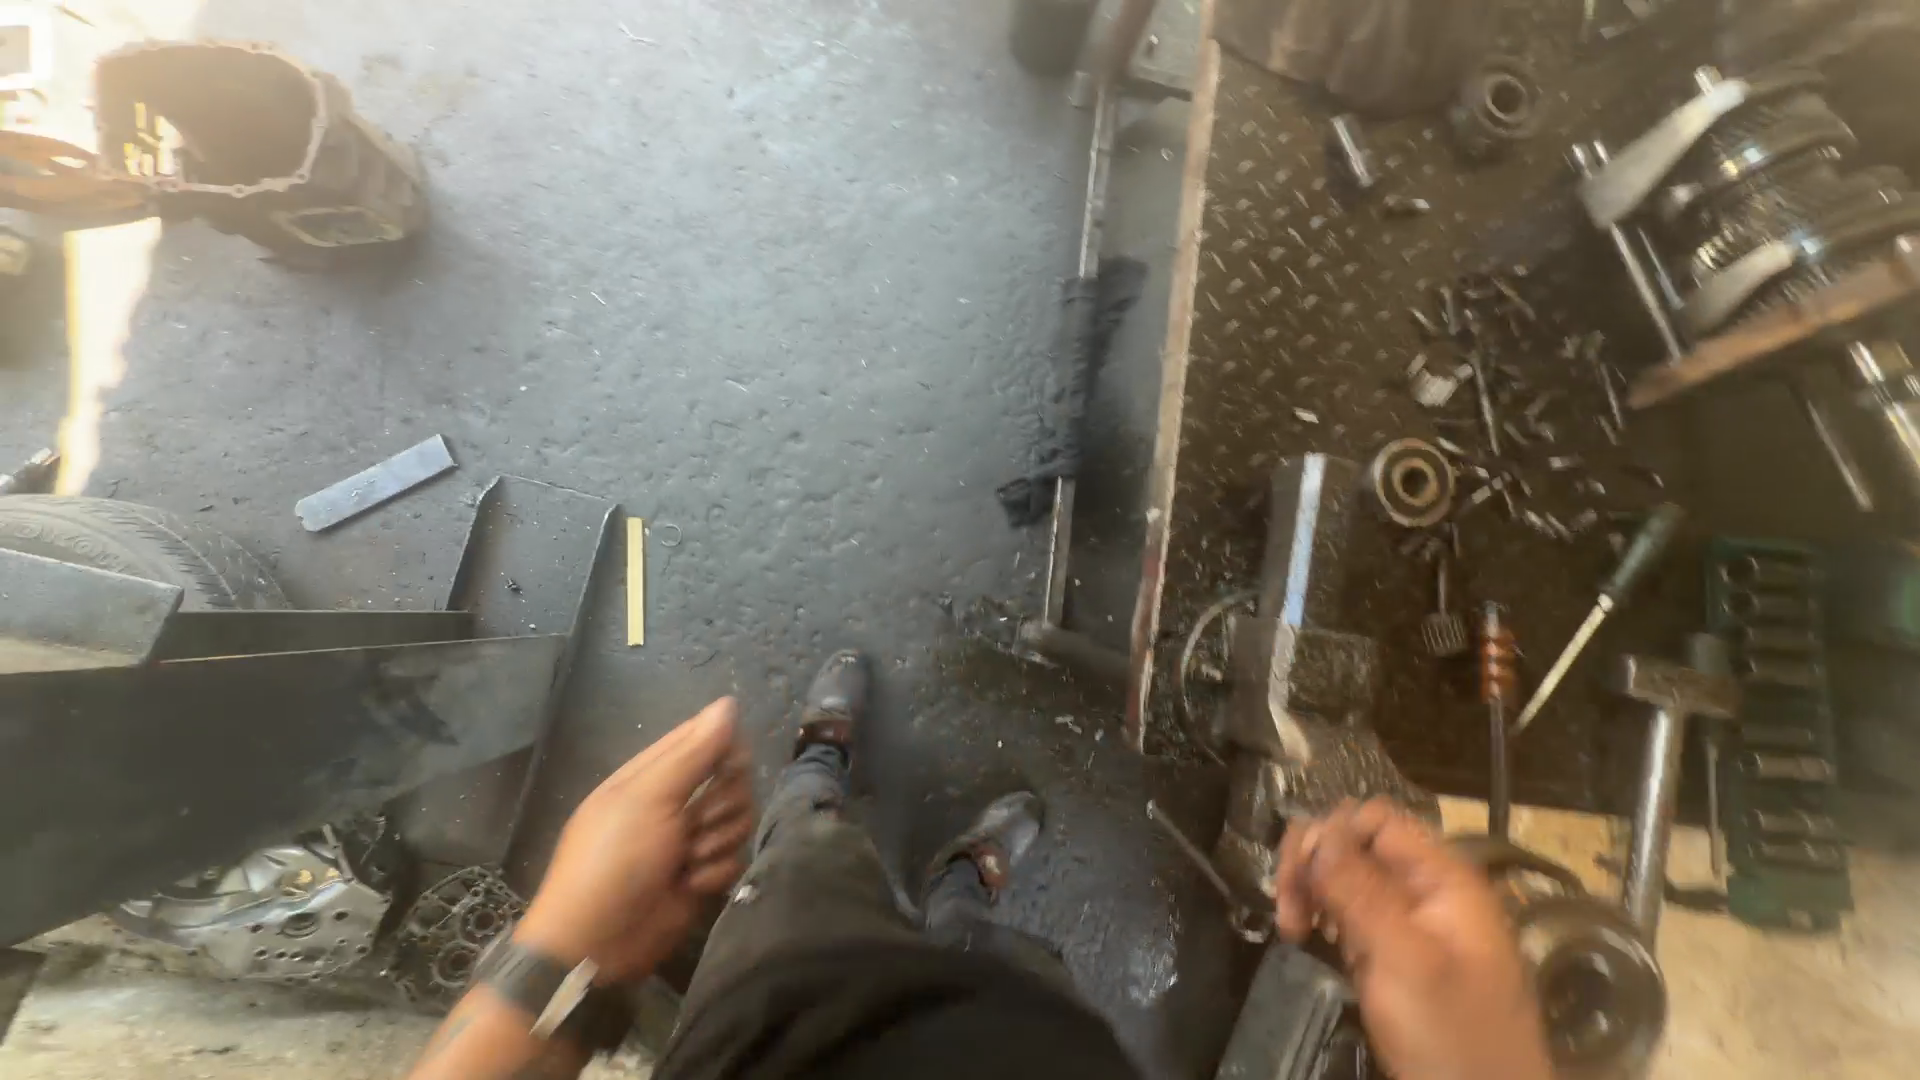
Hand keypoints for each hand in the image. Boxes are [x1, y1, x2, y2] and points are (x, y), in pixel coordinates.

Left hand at [514, 697, 754, 981]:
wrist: (596, 944)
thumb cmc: (614, 861)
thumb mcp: (649, 798)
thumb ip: (694, 752)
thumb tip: (728, 703)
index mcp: (653, 775)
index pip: (702, 738)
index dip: (724, 747)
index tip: (729, 765)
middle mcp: (675, 801)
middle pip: (731, 778)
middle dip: (722, 802)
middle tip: (696, 823)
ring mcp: (689, 839)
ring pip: (738, 818)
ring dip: (718, 839)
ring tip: (688, 860)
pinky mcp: (703, 873)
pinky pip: (735, 856)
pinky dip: (716, 871)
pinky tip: (691, 884)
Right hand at [1272, 799, 1553, 1079]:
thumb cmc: (1453, 1039)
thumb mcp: (1406, 961)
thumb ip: (1360, 891)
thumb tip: (1315, 831)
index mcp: (1443, 879)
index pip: (1375, 820)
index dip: (1333, 834)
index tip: (1301, 871)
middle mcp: (1423, 888)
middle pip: (1353, 841)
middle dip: (1312, 862)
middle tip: (1288, 903)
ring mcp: (1405, 918)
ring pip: (1341, 871)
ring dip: (1307, 886)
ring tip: (1292, 925)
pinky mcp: (1386, 947)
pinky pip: (1342, 905)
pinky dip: (1316, 911)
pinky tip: (1303, 934)